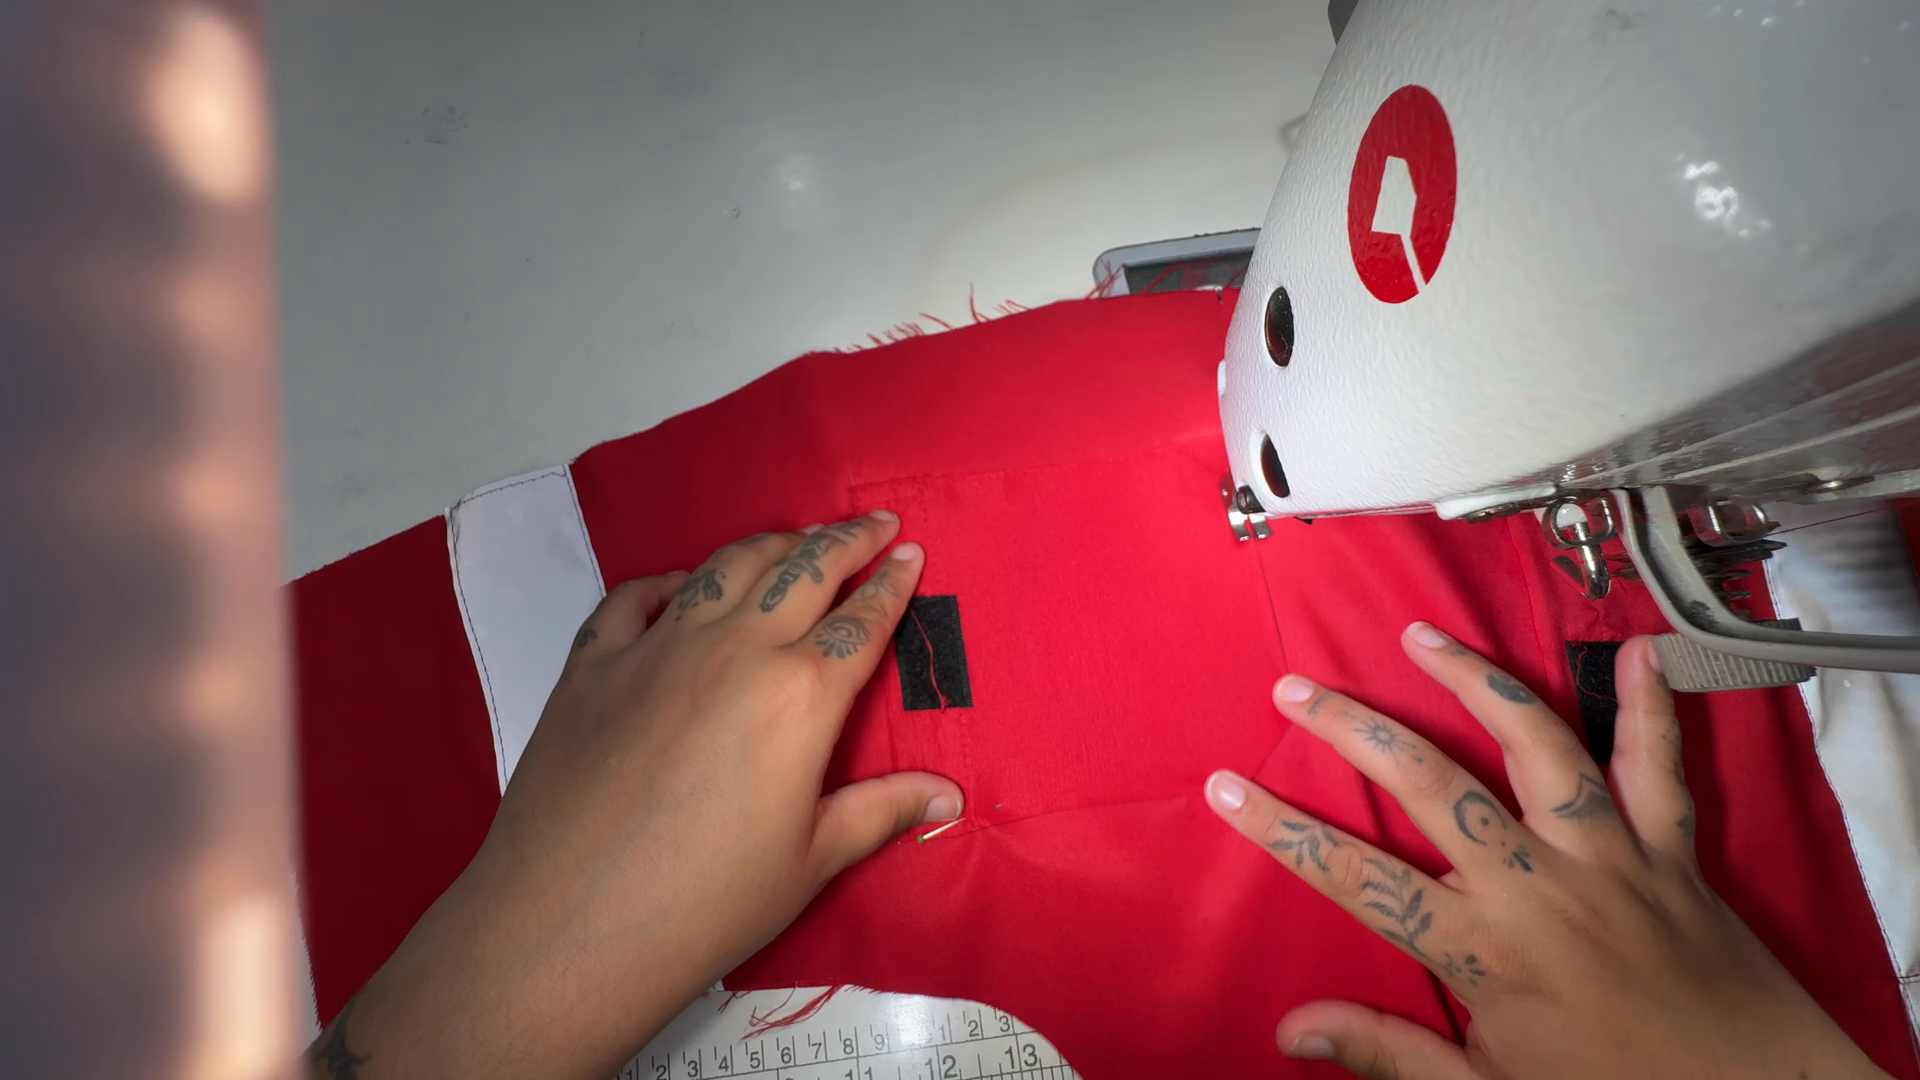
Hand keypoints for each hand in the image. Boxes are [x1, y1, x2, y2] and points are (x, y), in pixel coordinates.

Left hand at [313, 514, 961, 1079]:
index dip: (894, 582)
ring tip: (800, 538)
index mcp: (801, 694)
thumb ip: (886, 809)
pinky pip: (636, 596)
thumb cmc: (707, 903)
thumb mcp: (814, 859)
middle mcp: (738, 649)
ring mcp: (660, 646)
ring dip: (775, 544)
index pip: (864, 620)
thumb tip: (955, 794)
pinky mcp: (595, 660)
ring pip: (731, 566)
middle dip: (849, 538)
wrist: (562, 930)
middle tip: (876, 520)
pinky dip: (670, 581)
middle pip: (807, 571)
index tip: (912, 550)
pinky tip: (684, 586)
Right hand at [1205, 624, 1889, 1079]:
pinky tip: (1638, 652)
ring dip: (1474, 684)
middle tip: (1296, 688)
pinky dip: (1650, 708)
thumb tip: (1288, 1032)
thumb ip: (1388, 1053)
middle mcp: (1539, 888)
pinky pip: (1659, 769)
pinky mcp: (1672, 854)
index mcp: (1486, 951)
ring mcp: (1610, 859)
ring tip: (1420, 636)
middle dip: (1353, 730)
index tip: (1222, 786)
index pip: (1354, 878)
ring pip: (1534, 749)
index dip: (1279, 829)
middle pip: (1430, 786)